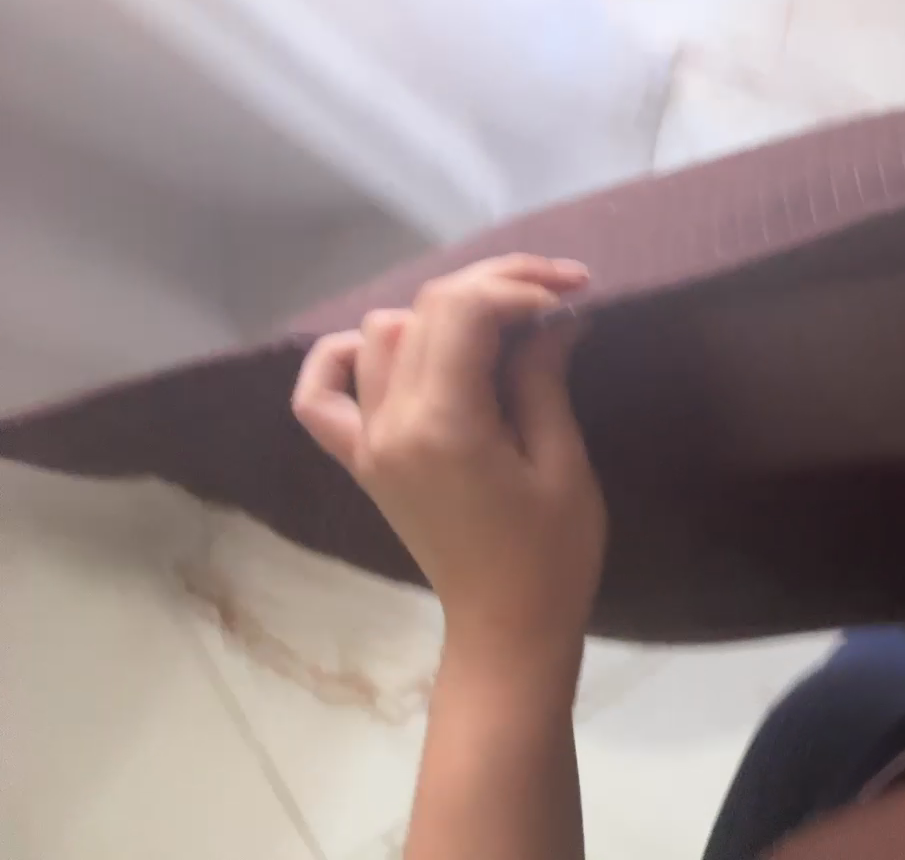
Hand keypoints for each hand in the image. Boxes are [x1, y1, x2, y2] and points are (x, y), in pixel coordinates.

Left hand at [291, 254, 606, 670]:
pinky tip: (398, 346)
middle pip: (425, 311)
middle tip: (562, 287)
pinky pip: (323, 391)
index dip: (523, 287)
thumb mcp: (563, 459)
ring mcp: (365, 441)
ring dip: (447, 310)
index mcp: (443, 425)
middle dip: (497, 284)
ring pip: (383, 333)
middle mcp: (388, 423)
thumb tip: (557, 317)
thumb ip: (543, 378)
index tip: (578, 291)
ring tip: (510, 317)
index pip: (463, 313)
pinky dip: (353, 354)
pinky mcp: (362, 458)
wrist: (509, 622)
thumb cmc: (555, 549)